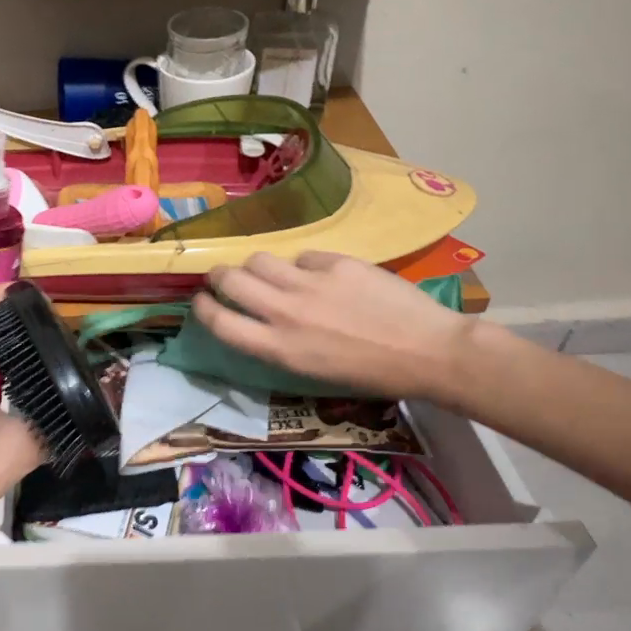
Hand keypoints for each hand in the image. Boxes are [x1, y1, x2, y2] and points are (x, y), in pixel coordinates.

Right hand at [195, 251, 474, 401]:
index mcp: (278, 348)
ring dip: (258, 267)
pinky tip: (322, 276)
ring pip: (259, 259)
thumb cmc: (371, 374)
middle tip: (225, 279)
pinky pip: (303, 256)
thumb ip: (277, 344)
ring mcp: (310, 283)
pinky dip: (304, 265)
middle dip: (220, 276)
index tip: (202, 301)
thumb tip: (257, 320)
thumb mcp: (311, 371)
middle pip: (229, 279)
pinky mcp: (336, 263)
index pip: (218, 320)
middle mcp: (284, 313)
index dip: (202, 307)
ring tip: (271, 273)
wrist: (428, 352)